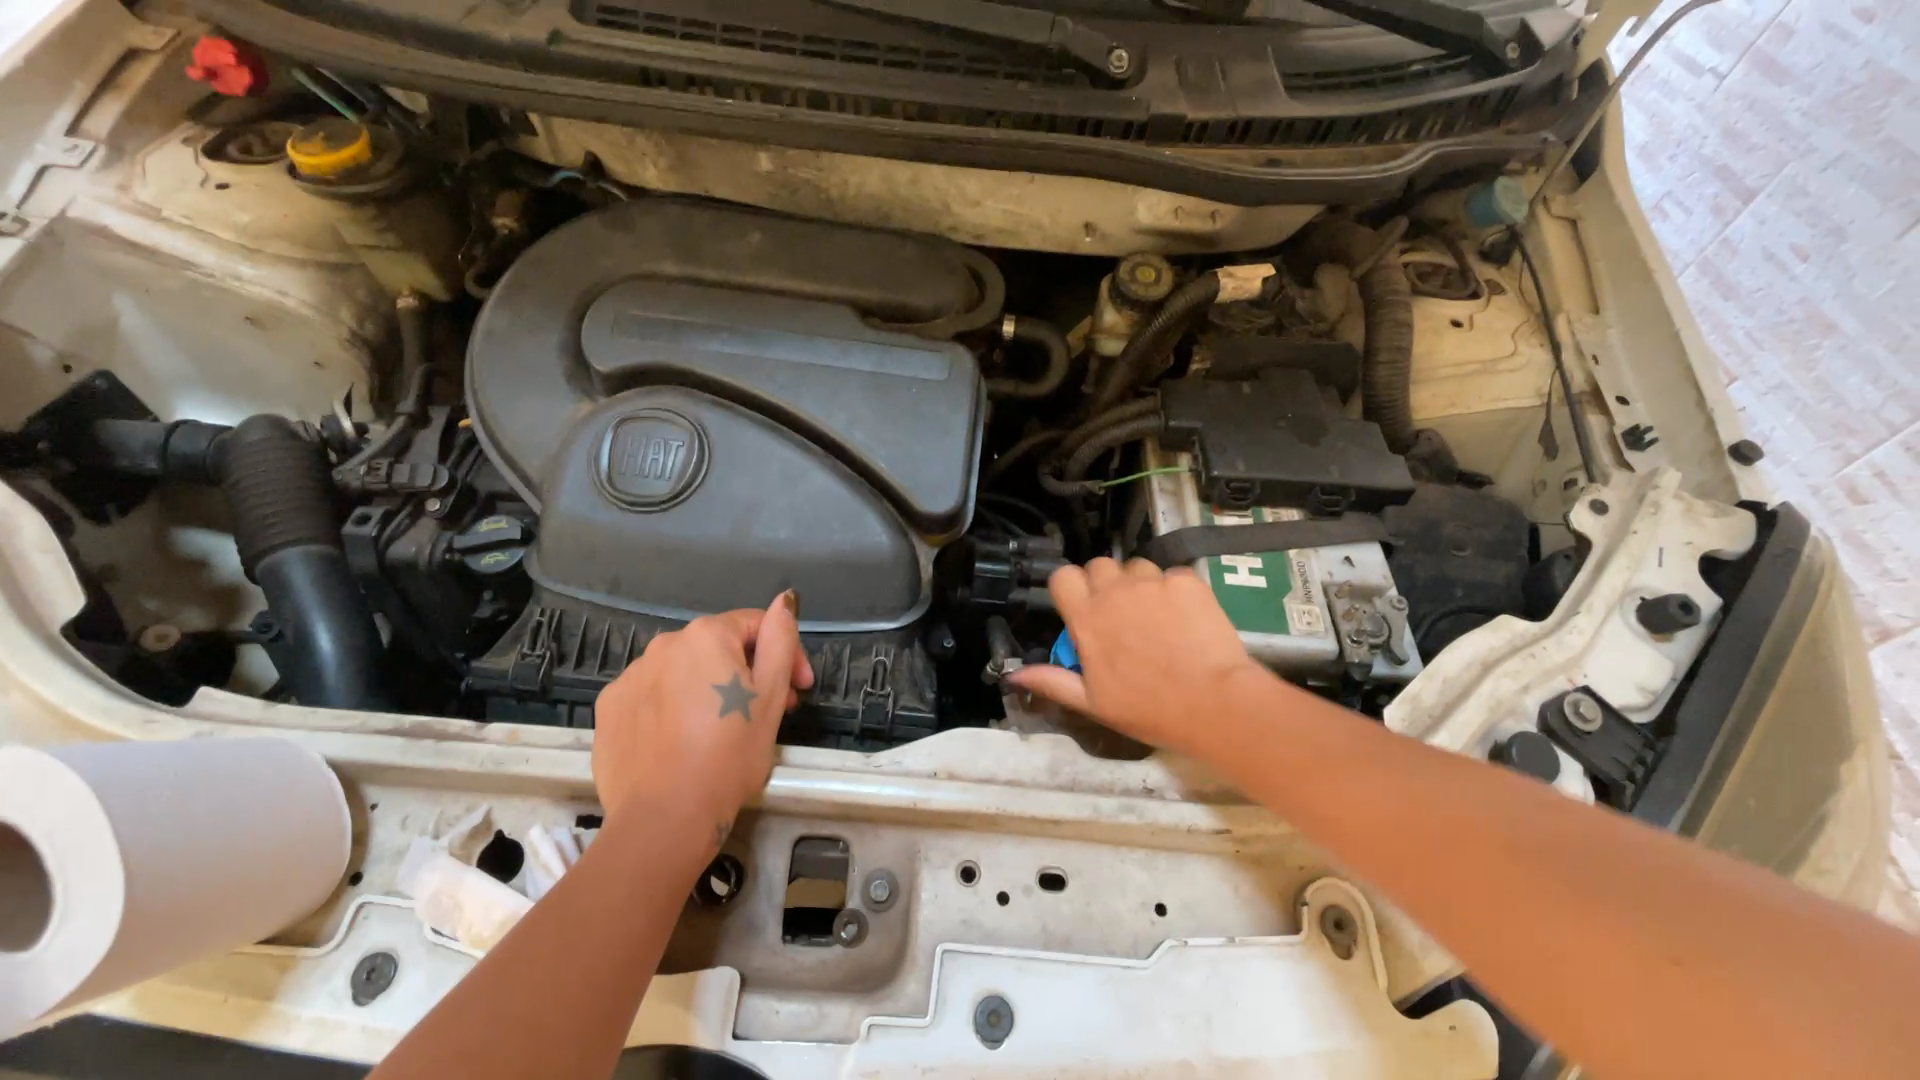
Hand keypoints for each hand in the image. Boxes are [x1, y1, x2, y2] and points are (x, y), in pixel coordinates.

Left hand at [591, 592, 813, 844]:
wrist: (665, 817)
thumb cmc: (730, 755)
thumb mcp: (770, 697)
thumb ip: (779, 640)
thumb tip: (785, 600)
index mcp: (707, 636)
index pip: (757, 625)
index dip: (786, 654)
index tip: (800, 691)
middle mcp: (664, 644)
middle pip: (718, 647)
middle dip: (748, 673)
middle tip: (770, 713)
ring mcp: (630, 676)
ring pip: (683, 671)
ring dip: (709, 689)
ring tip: (723, 731)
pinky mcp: (609, 708)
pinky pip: (652, 696)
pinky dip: (672, 708)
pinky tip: (683, 740)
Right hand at [1009, 558, 1267, 760]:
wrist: (1215, 703)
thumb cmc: (1149, 709)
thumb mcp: (1093, 703)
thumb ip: (1052, 681)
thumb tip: (1014, 674)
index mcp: (1087, 618)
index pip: (1062, 576)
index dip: (1069, 588)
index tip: (1080, 607)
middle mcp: (1116, 591)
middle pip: (1098, 566)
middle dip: (1103, 584)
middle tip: (1118, 614)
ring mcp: (1154, 582)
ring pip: (1137, 567)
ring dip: (1138, 585)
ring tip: (1154, 615)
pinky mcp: (1187, 581)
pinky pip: (1172, 575)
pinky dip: (1174, 591)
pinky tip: (1185, 618)